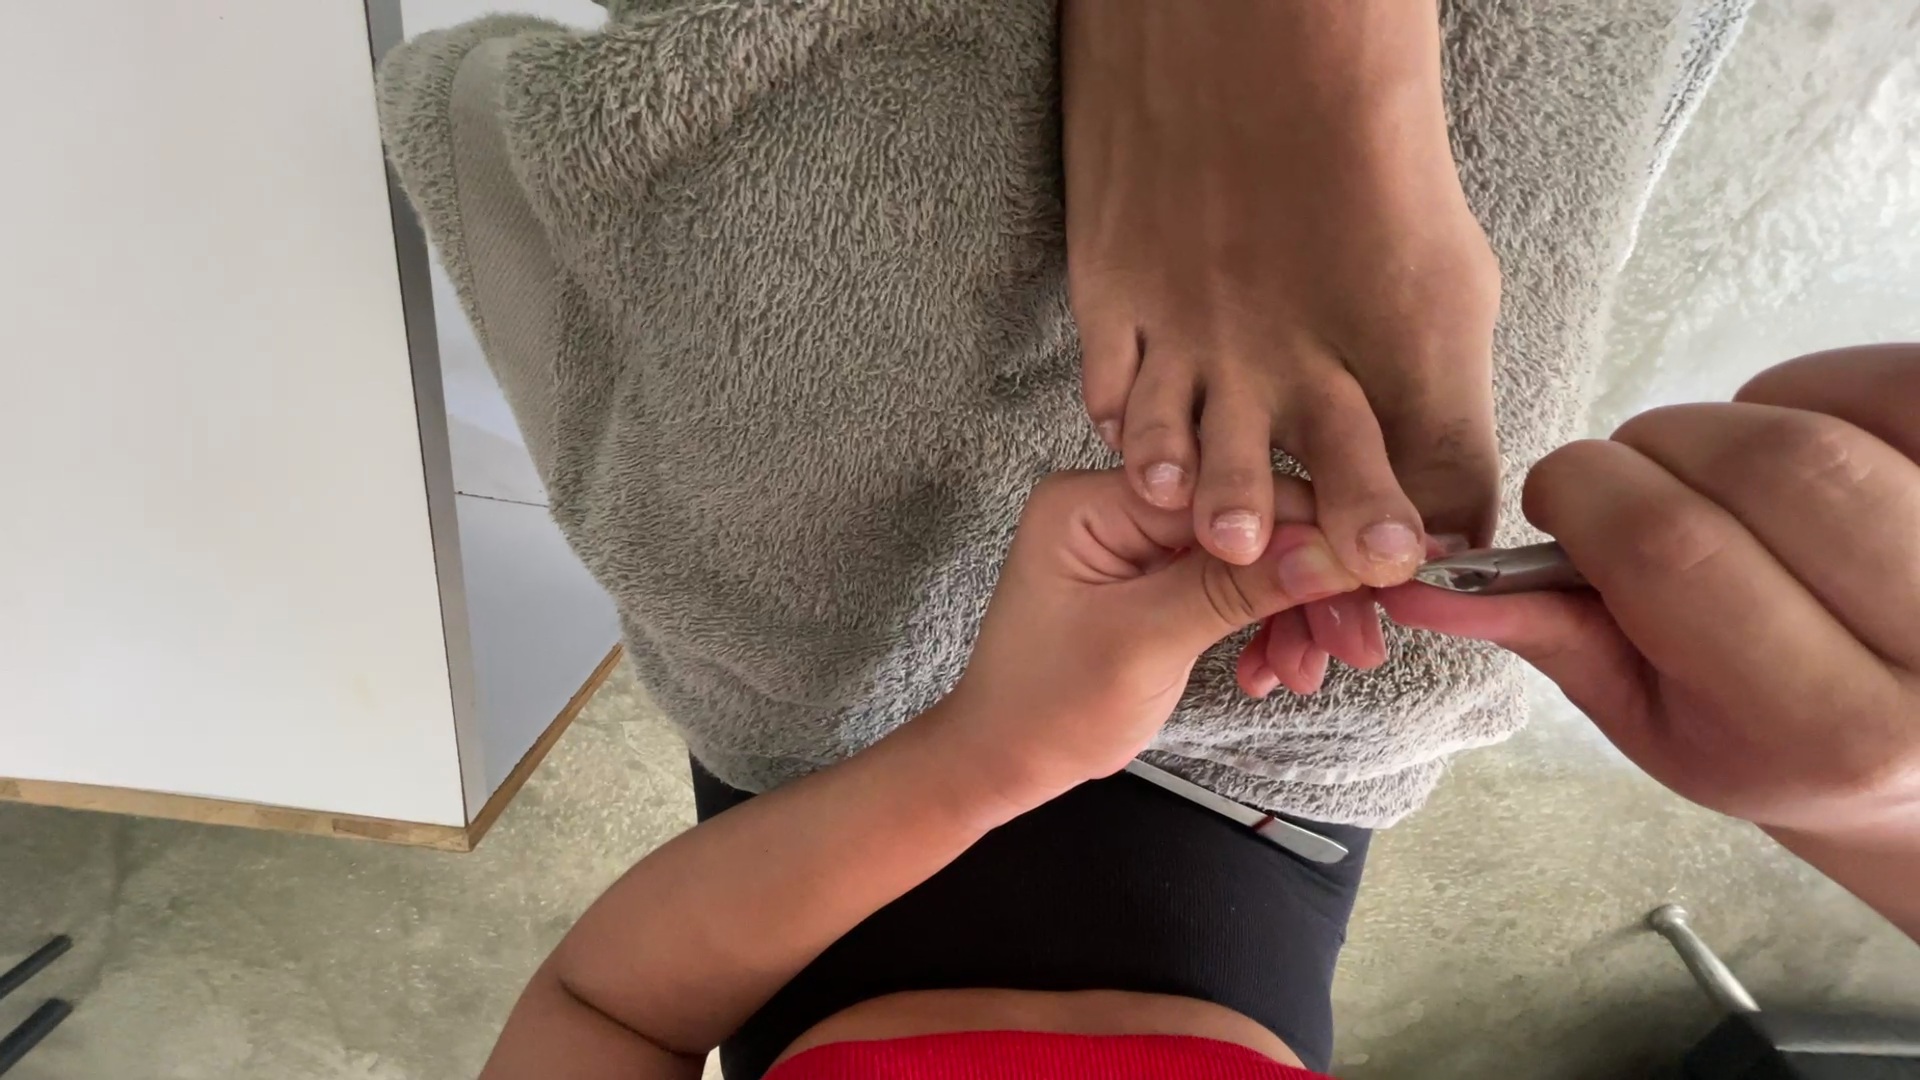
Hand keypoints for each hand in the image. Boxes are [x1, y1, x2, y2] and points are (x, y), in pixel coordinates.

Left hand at [944, 470, 1364, 807]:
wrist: (1008, 758)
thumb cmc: (1052, 703)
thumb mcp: (1145, 643)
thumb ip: (1236, 590)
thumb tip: (1338, 551)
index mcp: (1091, 500)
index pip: (1220, 491)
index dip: (1306, 528)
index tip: (1379, 574)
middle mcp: (1116, 506)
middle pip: (1239, 523)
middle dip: (1303, 581)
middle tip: (1357, 643)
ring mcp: (1136, 544)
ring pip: (1242, 558)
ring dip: (1288, 612)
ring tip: (1308, 671)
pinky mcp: (1154, 580)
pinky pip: (1225, 587)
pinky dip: (1259, 626)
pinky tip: (1275, 670)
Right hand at [1064, 0, 1499, 583]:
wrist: (1241, 10)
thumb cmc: (1362, 135)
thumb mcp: (1444, 262)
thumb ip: (1434, 388)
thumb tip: (1431, 489)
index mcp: (1399, 329)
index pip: (1427, 470)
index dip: (1422, 538)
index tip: (1409, 579)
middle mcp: (1290, 341)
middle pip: (1314, 475)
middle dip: (1329, 548)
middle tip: (1333, 610)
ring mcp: (1189, 321)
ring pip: (1189, 446)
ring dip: (1205, 502)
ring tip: (1212, 538)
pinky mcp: (1112, 293)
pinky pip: (1110, 385)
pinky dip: (1121, 426)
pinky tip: (1128, 448)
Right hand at [1381, 346, 1919, 849]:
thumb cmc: (1767, 746)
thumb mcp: (1637, 713)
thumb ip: (1539, 635)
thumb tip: (1414, 589)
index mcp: (1822, 725)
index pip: (1671, 549)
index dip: (1585, 490)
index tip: (1558, 498)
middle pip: (1765, 466)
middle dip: (1653, 447)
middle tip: (1631, 483)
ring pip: (1834, 418)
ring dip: (1732, 421)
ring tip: (1718, 474)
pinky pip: (1909, 383)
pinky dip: (1822, 386)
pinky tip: (1801, 435)